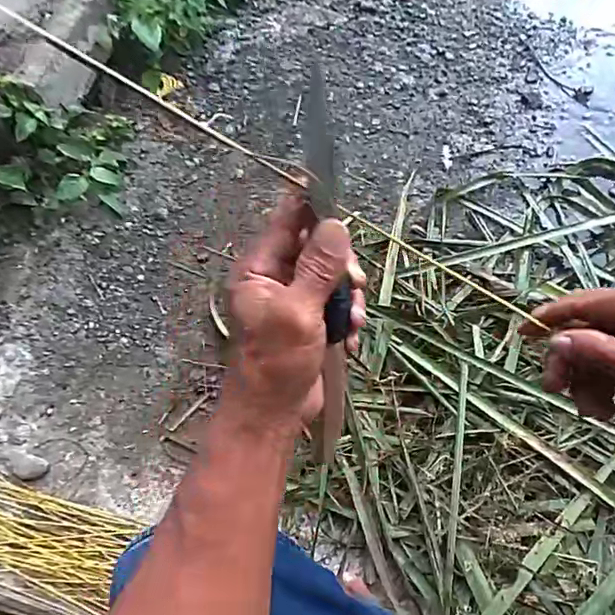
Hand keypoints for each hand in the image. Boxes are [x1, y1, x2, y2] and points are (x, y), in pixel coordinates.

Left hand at [224, 195, 364, 424]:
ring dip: (348, 299)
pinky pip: (336, 305)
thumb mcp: (298, 311)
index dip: (313, 207)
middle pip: (318, 248)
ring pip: (333, 278)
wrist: (273, 413)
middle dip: (342, 267)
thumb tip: (335, 224)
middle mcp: (276, 279)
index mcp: (259, 268)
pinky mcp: (310, 322)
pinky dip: (346, 319)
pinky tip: (348, 339)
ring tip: (351, 323)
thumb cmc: (276, 362)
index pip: (287, 220)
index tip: (340, 201)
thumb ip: (317, 268)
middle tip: (354, 286)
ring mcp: (294, 301)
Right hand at [519, 283, 614, 418]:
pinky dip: (614, 382)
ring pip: (605, 352)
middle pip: (588, 333)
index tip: (521, 334)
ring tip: (599, 412)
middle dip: (572, 366)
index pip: (576, 305)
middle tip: (560, 394)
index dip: (546, 320)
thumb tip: (557, 340)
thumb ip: (591, 350)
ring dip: (593, 381)